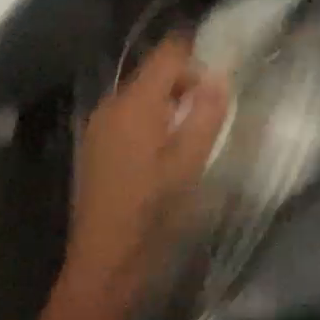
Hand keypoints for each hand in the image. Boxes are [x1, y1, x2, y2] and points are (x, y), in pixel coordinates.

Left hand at [64, 36, 227, 306]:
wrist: (104, 265)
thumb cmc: (152, 213)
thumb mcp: (190, 163)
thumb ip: (206, 114)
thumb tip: (220, 76)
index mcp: (135, 104)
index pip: (168, 53)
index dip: (198, 56)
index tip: (223, 78)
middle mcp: (112, 106)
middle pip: (155, 73)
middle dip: (187, 83)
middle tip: (214, 114)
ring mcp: (99, 127)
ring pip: (143, 96)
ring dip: (171, 104)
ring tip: (194, 136)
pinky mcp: (96, 147)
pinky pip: (130, 116)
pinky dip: (153, 121)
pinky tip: (167, 154)